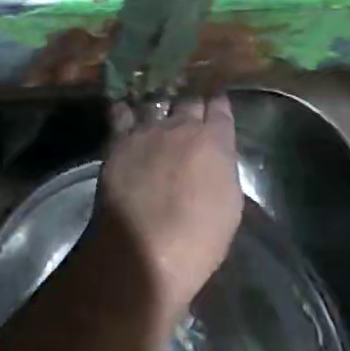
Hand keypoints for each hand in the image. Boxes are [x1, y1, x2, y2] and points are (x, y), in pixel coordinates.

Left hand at [92, 96, 242, 327]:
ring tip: (159, 109)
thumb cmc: (198, 239)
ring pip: (156, 102)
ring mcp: (148, 130)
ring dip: (161, 106)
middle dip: (192, 104)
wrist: (142, 250)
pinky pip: (121, 114)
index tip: (218, 106)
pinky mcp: (119, 141)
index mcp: (214, 141)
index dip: (219, 105)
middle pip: (189, 101)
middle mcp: (182, 126)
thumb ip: (223, 171)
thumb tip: (214, 160)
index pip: (221, 108)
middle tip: (191, 114)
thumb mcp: (230, 205)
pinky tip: (126, 113)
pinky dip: (125, 111)